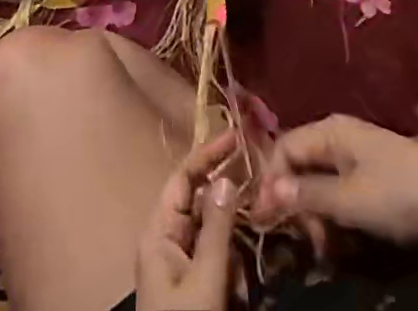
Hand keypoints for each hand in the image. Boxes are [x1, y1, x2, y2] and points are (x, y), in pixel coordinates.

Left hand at [137, 130, 239, 310]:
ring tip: (256, 215)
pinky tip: (246, 261)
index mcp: (158, 232)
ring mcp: (181, 261)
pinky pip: (216, 251)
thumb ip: (217, 227)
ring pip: (211, 224)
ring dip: (233, 223)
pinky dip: (233, 250)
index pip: (182, 178)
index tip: (238, 135)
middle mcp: (167, 239)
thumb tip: (226, 178)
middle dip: (226, 188)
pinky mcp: (195, 281)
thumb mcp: (204, 280)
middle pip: (198, 197)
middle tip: (259, 171)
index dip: (208, 153)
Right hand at [253, 114, 417, 244]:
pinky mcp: (373, 174)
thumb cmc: (400, 193)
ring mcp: (358, 154)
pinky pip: (341, 191)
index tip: (269, 220)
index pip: (284, 148)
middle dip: (298, 205)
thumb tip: (269, 191)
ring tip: (329, 248)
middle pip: (301, 166)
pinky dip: (338, 216)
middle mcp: (340, 135)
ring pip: (320, 183)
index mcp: (330, 130)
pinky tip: (346, 240)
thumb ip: (306, 194)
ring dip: (319, 216)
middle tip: (310, 242)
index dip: (272, 183)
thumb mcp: (349, 200)